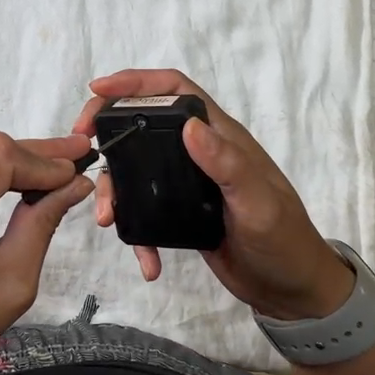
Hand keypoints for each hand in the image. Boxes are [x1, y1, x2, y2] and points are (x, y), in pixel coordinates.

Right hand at [71, 69, 353, 320]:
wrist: (293, 293)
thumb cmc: (284, 240)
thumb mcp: (259, 203)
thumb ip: (227, 164)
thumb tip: (189, 126)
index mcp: (219, 135)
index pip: (173, 90)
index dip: (135, 81)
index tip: (97, 88)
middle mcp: (197, 151)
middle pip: (139, 122)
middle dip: (105, 129)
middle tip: (81, 144)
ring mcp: (184, 181)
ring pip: (132, 169)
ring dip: (114, 191)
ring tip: (106, 219)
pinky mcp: (176, 211)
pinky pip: (142, 210)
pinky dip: (135, 232)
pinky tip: (144, 259)